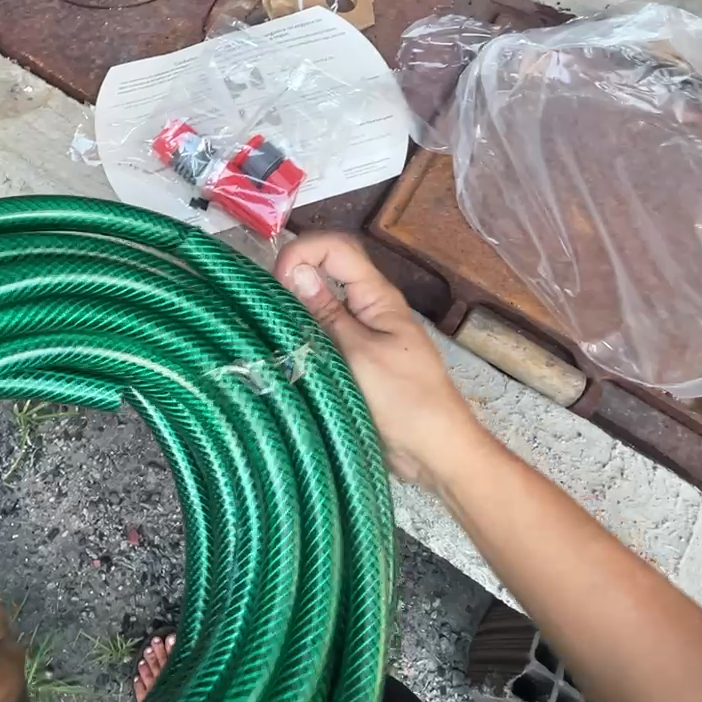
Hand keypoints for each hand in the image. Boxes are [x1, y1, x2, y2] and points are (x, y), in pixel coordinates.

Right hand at [274, 232, 483, 484]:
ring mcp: (361, 334)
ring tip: (269, 331)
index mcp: (376, 296)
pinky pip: (323, 336)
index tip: (276, 280)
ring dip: (296, 311)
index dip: (303, 251)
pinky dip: (303, 338)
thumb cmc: (405, 401)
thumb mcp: (359, 354)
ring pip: (321, 306)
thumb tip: (295, 270)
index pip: (336, 248)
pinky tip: (284, 355)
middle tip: (265, 308)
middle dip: (293, 279)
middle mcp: (368, 307)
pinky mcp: (354, 360)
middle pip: (327, 272)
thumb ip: (326, 313)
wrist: (435, 453)